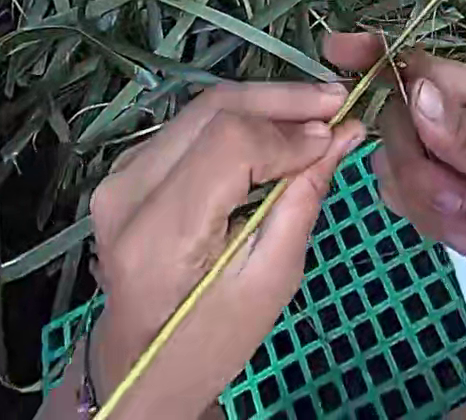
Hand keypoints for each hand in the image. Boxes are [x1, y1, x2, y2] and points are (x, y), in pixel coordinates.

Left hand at [86, 81, 365, 415]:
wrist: (139, 366)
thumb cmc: (209, 340)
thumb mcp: (271, 281)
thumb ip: (303, 197)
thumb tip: (344, 133)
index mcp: (159, 235)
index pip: (228, 146)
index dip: (286, 132)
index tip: (335, 133)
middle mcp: (129, 189)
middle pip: (215, 110)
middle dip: (283, 99)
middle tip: (336, 100)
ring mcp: (122, 171)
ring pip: (205, 107)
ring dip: (266, 102)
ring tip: (316, 109)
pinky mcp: (129, 163)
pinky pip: (194, 122)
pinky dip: (242, 116)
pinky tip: (278, 124)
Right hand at [323, 33, 465, 341]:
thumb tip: (414, 92)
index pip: (423, 68)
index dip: (378, 58)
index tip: (334, 52)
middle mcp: (460, 120)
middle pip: (398, 120)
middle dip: (419, 169)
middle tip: (462, 205)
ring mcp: (446, 161)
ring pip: (392, 160)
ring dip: (425, 201)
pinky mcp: (436, 198)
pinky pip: (397, 194)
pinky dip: (423, 220)